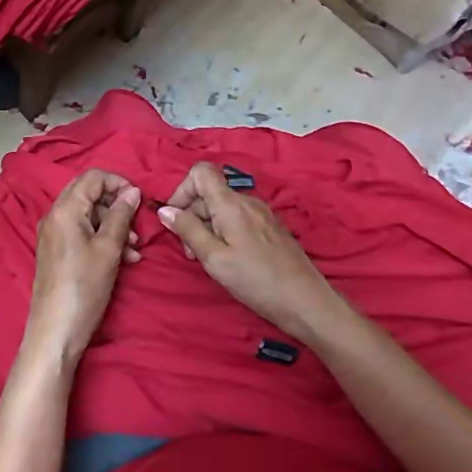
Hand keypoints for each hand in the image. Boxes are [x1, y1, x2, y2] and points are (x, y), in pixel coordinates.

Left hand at [25, 170, 142, 365]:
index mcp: (65, 210)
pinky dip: (102, 238)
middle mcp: (54, 215)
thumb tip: (132, 191)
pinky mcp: (56, 250)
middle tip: (136, 227)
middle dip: (116, 206)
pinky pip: (82, 232)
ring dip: (113, 225)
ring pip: (89, 215)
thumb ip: (121, 215)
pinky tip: (122, 258)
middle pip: (90, 194)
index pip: (93, 177)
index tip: (138, 201)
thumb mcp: (109, 249)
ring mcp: (53, 234)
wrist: (55, 333)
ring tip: (133, 250)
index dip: (118, 182)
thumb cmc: (84, 287)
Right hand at [157, 162, 347, 341]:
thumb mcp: (215, 259)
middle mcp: (247, 201)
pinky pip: (238, 218)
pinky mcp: (270, 227)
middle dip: (192, 216)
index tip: (176, 220)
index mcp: (231, 203)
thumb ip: (189, 231)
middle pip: (209, 193)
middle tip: (191, 252)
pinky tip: (229, 259)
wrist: (305, 300)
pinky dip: (225, 232)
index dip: (182, 190)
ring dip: (207, 227)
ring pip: (223, 208)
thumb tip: (165, 210)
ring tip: (209, 260)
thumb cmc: (256, 281)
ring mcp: (261, 213)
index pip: (201, 171)